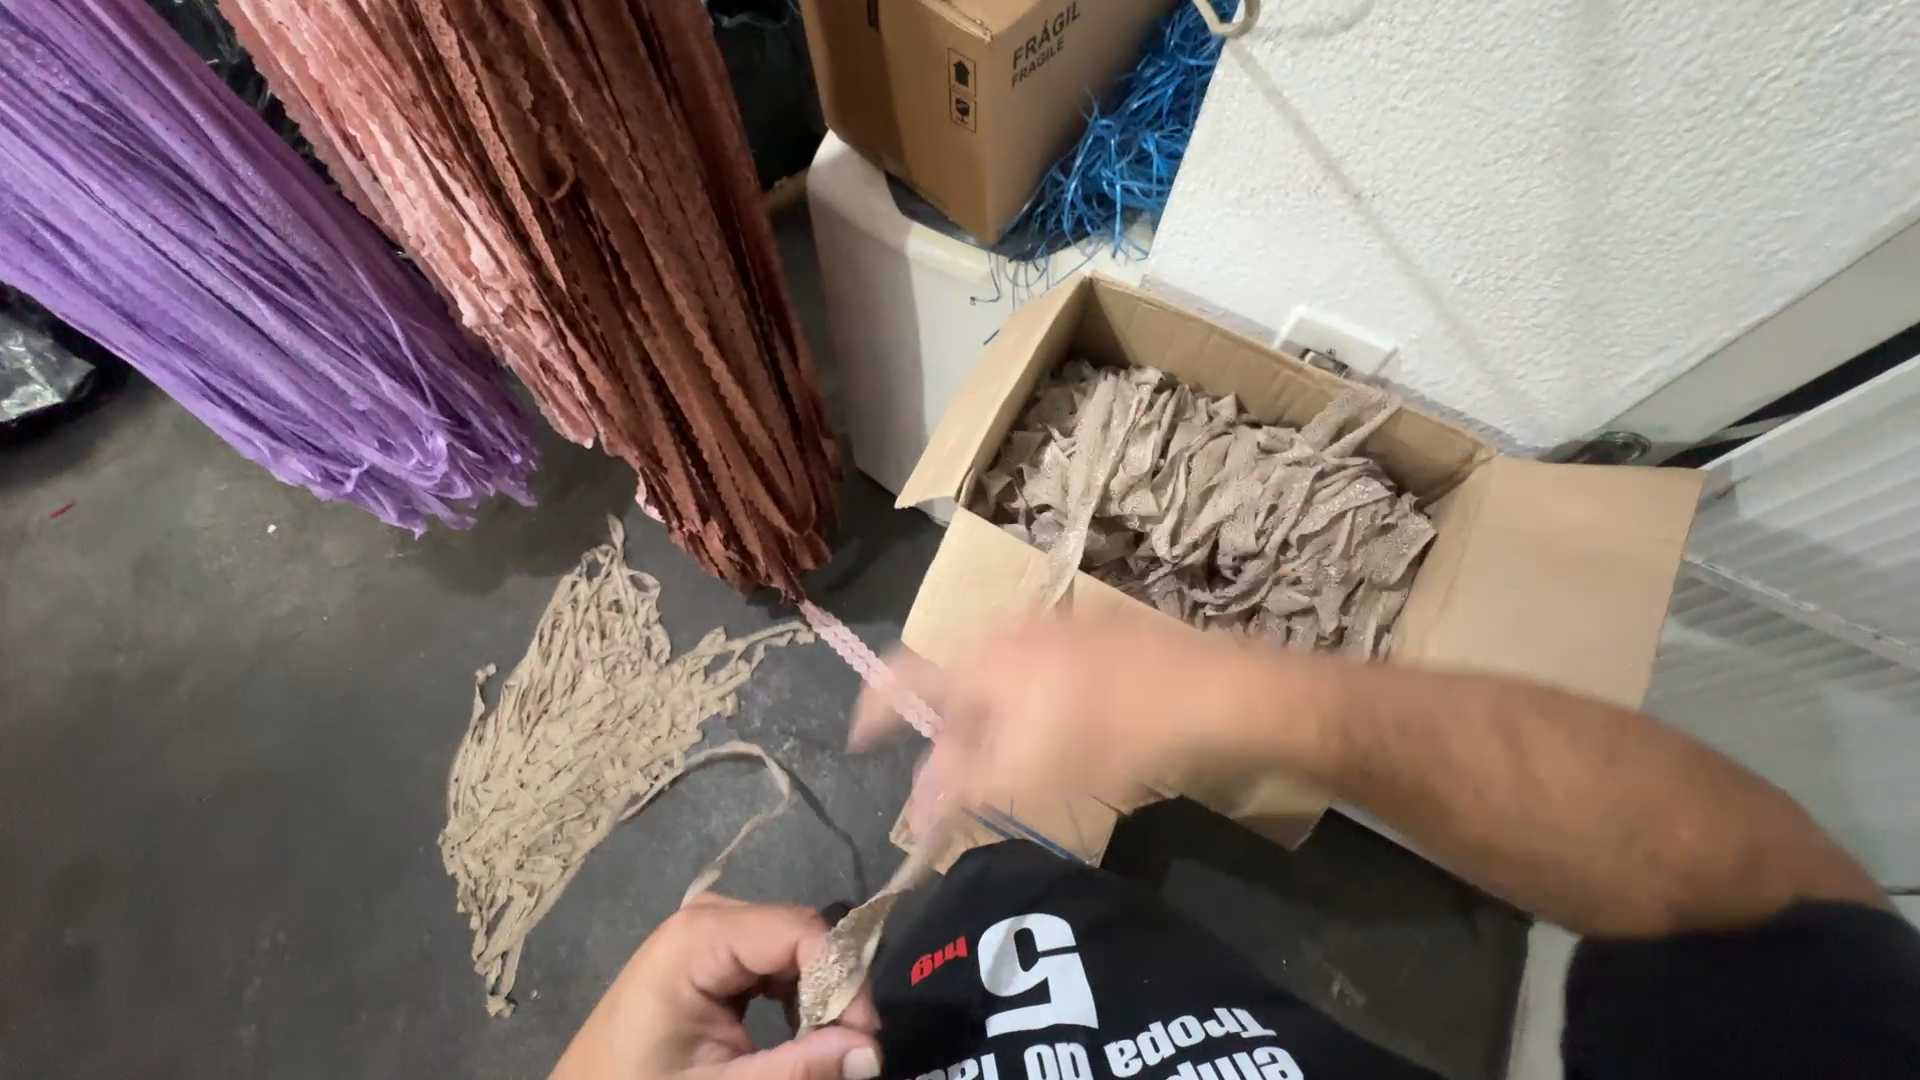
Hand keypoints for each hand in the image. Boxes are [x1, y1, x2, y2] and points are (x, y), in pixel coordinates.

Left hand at [551, 894, 881, 1079]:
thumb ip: (799, 1068)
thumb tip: (873, 1053)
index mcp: (702, 936)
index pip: (802, 931)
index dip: (844, 979)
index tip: (867, 1040)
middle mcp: (710, 915)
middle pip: (799, 936)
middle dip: (833, 991)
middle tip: (851, 1052)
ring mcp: (710, 929)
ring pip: (793, 948)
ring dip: (818, 997)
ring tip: (824, 1049)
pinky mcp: (712, 950)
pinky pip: (773, 960)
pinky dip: (795, 997)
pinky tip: (797, 1034)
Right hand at [850, 615, 1327, 836]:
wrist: (1204, 692)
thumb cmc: (1104, 735)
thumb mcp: (1026, 776)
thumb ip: (963, 789)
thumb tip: (921, 806)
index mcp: (978, 660)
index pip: (901, 677)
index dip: (875, 712)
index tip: (861, 743)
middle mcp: (1005, 634)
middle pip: (955, 688)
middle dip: (947, 740)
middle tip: (955, 789)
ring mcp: (1049, 630)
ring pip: (998, 684)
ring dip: (988, 730)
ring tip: (1005, 776)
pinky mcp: (1087, 638)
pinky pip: (1033, 677)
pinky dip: (1024, 713)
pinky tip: (1050, 746)